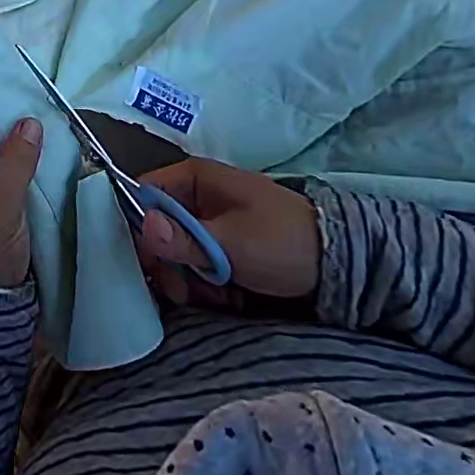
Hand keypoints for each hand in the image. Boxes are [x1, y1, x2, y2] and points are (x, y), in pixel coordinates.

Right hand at [135, 158, 319, 305]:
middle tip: (183, 292)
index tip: (148, 263)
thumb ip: (185, 240)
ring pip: (176, 252)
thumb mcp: (231, 243)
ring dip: (188, 279)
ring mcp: (210, 221)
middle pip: (157, 228)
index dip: (139, 226)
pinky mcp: (222, 245)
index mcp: (194, 178)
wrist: (335, 263)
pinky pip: (197, 264)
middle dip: (169, 264)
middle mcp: (197, 195)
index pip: (144, 193)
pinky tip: (226, 297)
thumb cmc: (280, 241)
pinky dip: (206, 284)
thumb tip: (144, 227)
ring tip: (216, 296)